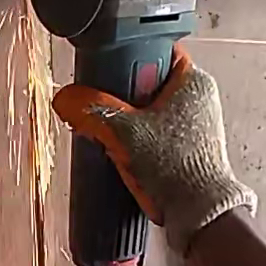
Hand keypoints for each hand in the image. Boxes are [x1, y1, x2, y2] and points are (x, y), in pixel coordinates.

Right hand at [52, 47, 255, 251]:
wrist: (198, 214)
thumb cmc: (175, 167)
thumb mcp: (124, 132)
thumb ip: (92, 110)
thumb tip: (66, 99)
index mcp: (193, 82)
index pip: (158, 51)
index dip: (131, 59)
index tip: (110, 72)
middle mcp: (199, 99)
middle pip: (149, 83)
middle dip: (122, 97)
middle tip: (104, 109)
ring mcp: (195, 125)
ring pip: (149, 111)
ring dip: (128, 122)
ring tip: (112, 135)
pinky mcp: (188, 148)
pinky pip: (155, 133)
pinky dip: (138, 140)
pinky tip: (124, 152)